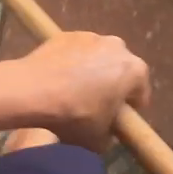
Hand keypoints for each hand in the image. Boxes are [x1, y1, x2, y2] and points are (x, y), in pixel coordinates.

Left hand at [17, 32, 150, 151]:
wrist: (33, 89)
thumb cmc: (74, 114)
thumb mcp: (98, 140)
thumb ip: (109, 136)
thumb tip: (105, 134)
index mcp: (135, 70)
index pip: (139, 93)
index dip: (128, 109)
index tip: (116, 120)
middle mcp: (118, 46)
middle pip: (119, 70)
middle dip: (111, 85)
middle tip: (93, 105)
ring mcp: (91, 36)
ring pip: (97, 58)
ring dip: (91, 71)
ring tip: (71, 90)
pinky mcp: (66, 34)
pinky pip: (75, 52)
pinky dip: (71, 62)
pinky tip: (57, 77)